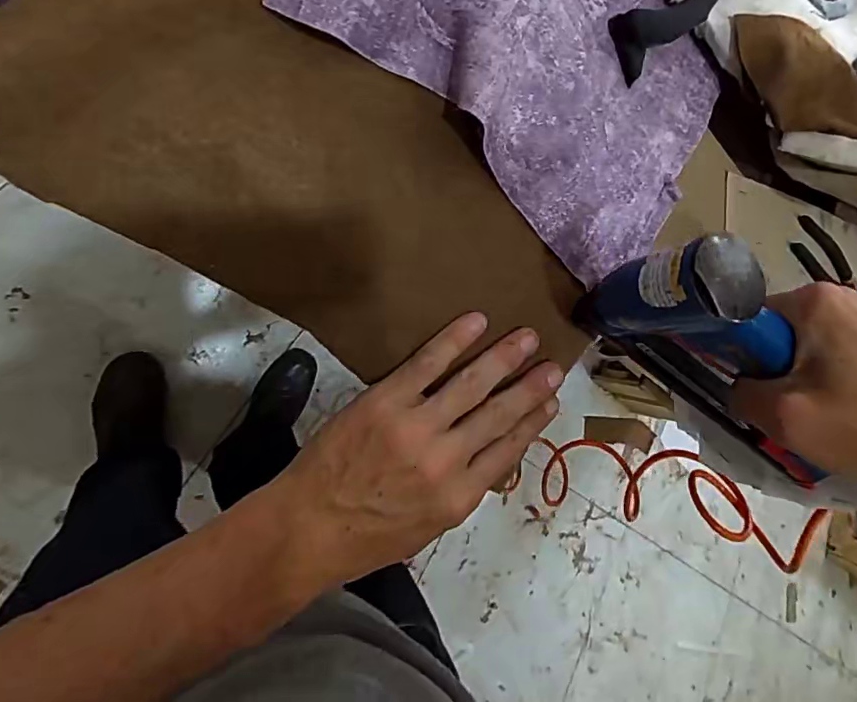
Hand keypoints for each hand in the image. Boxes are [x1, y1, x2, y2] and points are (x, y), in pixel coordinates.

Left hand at [266, 312, 562, 586]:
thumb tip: (501, 450)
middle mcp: (445, 461)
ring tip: (528, 337)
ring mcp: (416, 428)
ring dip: (505, 357)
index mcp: (459, 496)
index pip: (510, 447)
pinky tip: (477, 322)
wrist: (302, 531)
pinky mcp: (385, 402)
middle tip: (554, 365)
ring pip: (473, 383)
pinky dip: (455, 340)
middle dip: (532, 386)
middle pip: (501, 412)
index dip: (535, 419)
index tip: (553, 400)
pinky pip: (427, 364)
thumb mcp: (429, 527)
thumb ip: (467, 488)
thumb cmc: (367, 534)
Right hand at [730, 284, 856, 489]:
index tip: (757, 394)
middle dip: (781, 375)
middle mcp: (841, 295)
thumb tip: (737, 384)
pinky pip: (843, 356)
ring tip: (829, 422)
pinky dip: (838, 385)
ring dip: (809, 384)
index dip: (746, 359)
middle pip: (783, 334)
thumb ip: (744, 395)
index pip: (752, 319)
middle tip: (797, 416)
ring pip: (813, 349)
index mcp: (814, 299)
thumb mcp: (789, 419)